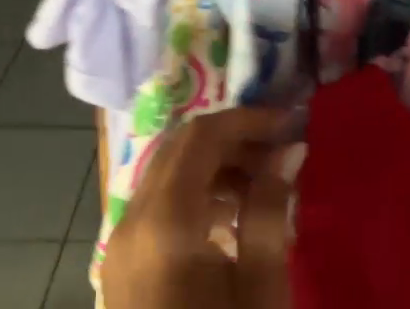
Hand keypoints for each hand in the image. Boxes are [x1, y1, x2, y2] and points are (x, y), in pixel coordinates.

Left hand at [102, 108, 294, 308]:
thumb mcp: (261, 291)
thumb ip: (270, 210)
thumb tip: (289, 149)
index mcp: (165, 222)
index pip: (203, 137)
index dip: (248, 119)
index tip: (292, 123)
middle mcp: (131, 219)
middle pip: (179, 147)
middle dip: (232, 137)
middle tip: (280, 150)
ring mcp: (118, 243)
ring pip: (166, 172)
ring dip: (213, 164)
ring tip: (264, 185)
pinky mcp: (119, 265)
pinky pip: (156, 204)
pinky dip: (194, 192)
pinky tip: (231, 218)